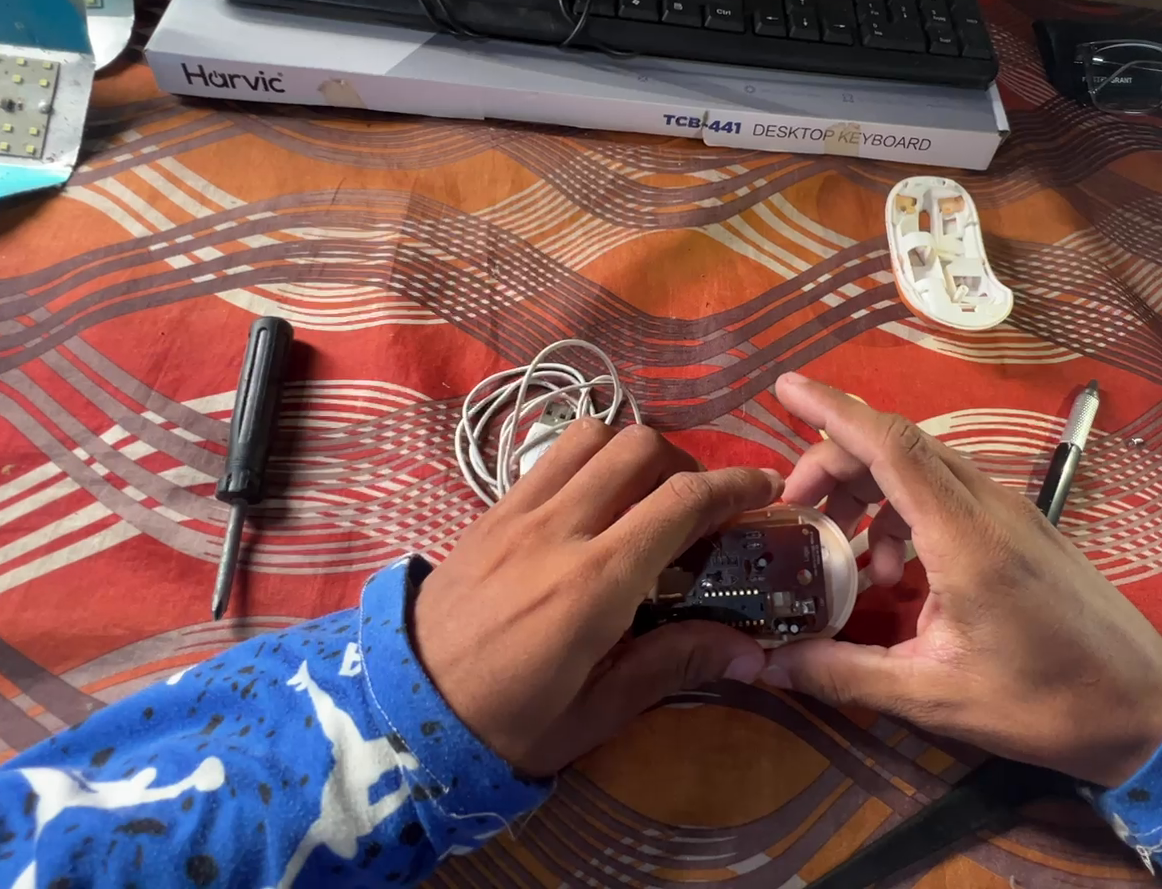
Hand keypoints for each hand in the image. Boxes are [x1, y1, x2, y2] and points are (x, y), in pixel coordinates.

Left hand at [414, 419, 780, 774]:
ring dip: (633, 451)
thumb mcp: (593, 714)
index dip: (734, 486)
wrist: (396, 713)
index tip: (765, 488)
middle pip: (639, 448)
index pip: (679, 503)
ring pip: (592, 435)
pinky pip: (550, 454)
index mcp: (591, 585)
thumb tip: (750, 650)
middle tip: (698, 505)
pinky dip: (589, 457)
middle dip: (686, 463)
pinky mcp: (490, 507)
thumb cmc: (503, 726)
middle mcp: (557, 529)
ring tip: (644, 493)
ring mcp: (517, 510)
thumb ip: (672, 665)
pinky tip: (593, 499)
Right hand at [763, 374, 1161, 786]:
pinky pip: (938, 486)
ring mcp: (1002, 506)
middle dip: (832, 462)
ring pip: (914, 461)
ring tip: (839, 547)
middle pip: (893, 444)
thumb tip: (772, 664)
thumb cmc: (1047, 703)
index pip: (890, 446)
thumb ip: (850, 674)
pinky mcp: (1011, 520)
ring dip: (863, 486)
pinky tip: (890, 567)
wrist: (1152, 708)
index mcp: (965, 538)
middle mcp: (983, 504)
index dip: (833, 410)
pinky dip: (896, 508)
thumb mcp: (938, 697)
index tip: (784, 387)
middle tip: (794, 509)